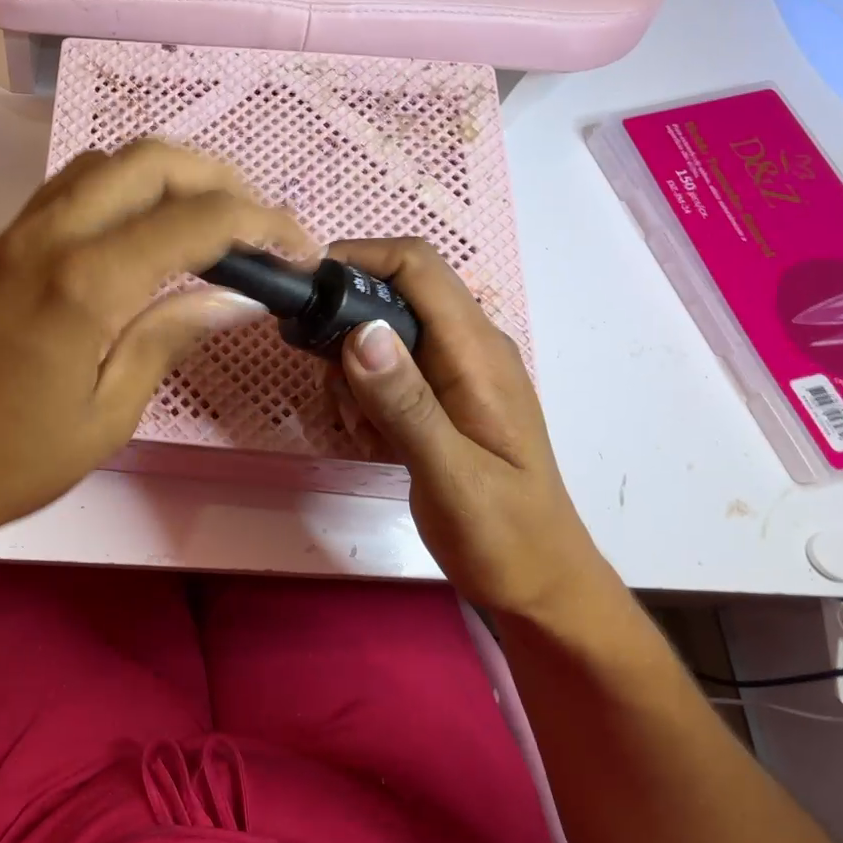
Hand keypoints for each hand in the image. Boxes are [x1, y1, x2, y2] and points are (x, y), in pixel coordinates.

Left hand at [0, 140, 315, 578]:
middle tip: (262, 226)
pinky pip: (69, 188)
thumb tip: (237, 295)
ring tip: (209, 223)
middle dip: (222, 179)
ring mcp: (17, 233)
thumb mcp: (109, 412)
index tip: (301, 251)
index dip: (263, 225)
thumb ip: (170, 335)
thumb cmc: (12, 461)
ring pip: (106, 163)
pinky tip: (142, 232)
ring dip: (168, 175)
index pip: (196, 219)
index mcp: (85, 280)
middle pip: (152, 161)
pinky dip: (120, 189)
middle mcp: (51, 234)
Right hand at [331, 238, 609, 617]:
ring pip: (380, 336)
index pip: (418, 267)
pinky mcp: (440, 398)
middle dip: (345, 327)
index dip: (358, 259)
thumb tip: (361, 332)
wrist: (539, 584)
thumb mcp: (451, 476)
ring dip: (350, 372)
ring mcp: (456, 373)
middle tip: (325, 384)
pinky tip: (370, 438)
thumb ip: (407, 403)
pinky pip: (386, 371)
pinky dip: (362, 394)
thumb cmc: (503, 536)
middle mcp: (469, 349)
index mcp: (479, 354)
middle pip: (392, 296)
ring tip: (357, 427)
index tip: (304, 290)